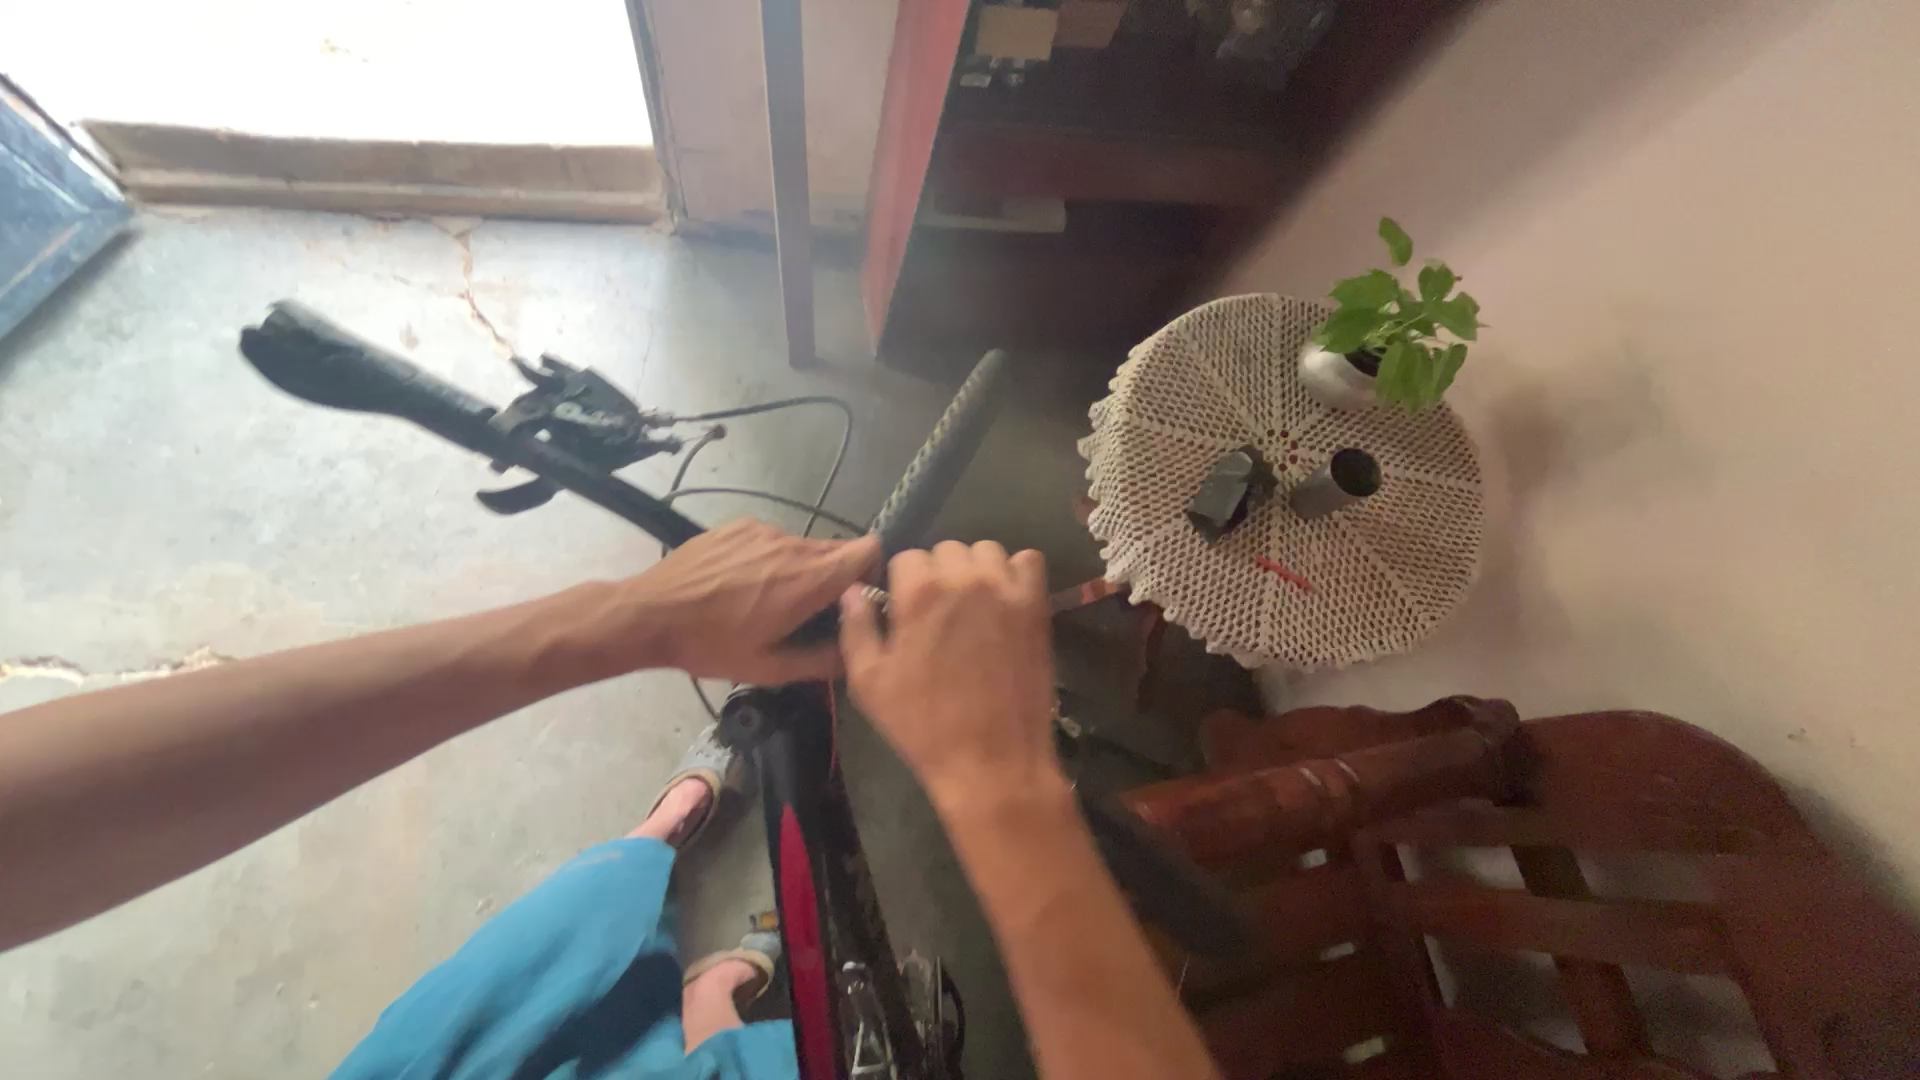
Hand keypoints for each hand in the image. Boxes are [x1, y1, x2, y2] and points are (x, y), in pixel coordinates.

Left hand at [625, 521, 880, 683]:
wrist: (649, 614)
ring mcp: (765, 530)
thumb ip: (821, 661)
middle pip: (839, 548)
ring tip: (766, 597)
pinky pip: (772, 539)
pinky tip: (741, 581)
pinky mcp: (741, 524)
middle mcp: (794, 545)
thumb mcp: (769, 668)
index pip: (868, 549)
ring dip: (800, 569)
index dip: (872, 570)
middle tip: (810, 608)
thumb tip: (855, 655)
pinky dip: (770, 558)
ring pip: (803, 546)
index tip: (856, 597)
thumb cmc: (711, 645)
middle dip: (836, 576)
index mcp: (809, 579)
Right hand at [839, 541, 1062, 810]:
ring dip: (976, 570)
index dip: (902, 585)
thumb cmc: (924, 724)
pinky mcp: (1036, 606)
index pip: (906, 558)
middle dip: (939, 574)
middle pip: (947, 549)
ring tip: (973, 605)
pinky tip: (1006, 601)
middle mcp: (965, 578)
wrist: (992, 760)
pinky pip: (1029, 562)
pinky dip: (1016, 573)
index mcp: (920, 592)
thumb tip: (853, 591)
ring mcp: (1006, 589)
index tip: (906, 612)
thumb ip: (857, 628)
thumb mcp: (869, 683)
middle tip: (939, 613)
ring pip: (987, 551)